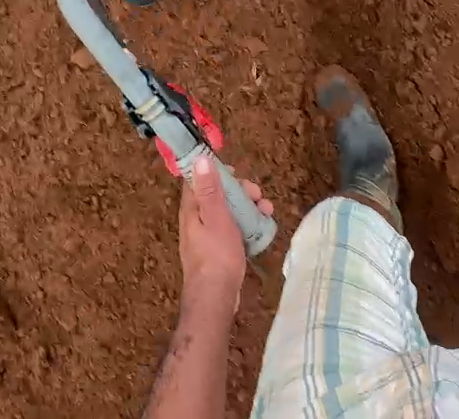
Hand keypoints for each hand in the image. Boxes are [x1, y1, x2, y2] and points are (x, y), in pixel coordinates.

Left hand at [178, 157, 272, 310]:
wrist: (215, 299)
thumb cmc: (216, 255)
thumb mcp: (216, 217)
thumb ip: (210, 189)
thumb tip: (200, 159)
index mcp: (192, 210)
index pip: (198, 180)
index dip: (216, 172)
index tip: (236, 173)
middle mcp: (196, 220)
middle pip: (217, 196)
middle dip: (239, 191)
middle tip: (258, 196)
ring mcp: (206, 238)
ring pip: (227, 213)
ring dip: (246, 208)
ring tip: (267, 211)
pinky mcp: (217, 252)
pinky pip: (231, 230)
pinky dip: (245, 225)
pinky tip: (261, 229)